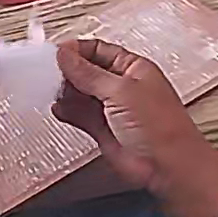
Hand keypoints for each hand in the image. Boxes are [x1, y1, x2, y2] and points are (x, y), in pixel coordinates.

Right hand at [53, 39, 217, 204]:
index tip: (57, 54)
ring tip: (53, 92)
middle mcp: (121, 86)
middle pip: (86, 71)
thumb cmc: (159, 126)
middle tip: (51, 74)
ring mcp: (111, 108)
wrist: (166, 166)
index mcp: (132, 68)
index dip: (77, 50)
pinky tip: (59, 109)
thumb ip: (88, 73)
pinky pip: (78, 115)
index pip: (99, 50)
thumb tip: (65, 55)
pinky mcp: (101, 129)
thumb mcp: (120, 90)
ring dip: (65, 92)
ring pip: (80, 93)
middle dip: (68, 72)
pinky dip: (66, 111)